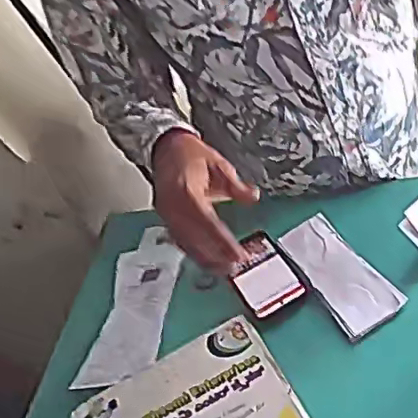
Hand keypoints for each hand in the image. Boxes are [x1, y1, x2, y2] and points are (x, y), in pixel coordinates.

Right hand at [150, 129, 260, 273]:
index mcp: (185, 190)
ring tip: (225, 271)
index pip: (206, 221)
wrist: (165, 147)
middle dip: (215, 255)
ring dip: (205, 259)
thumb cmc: (191, 155)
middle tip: (235, 268)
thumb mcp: (218, 164)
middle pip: (194, 237)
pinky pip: (180, 240)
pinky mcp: (167, 219)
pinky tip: (208, 263)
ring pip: (186, 242)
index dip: (221, 240)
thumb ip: (236, 185)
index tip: (237, 254)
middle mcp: (172, 205)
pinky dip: (194, 254)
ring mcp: (167, 213)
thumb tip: (253, 196)